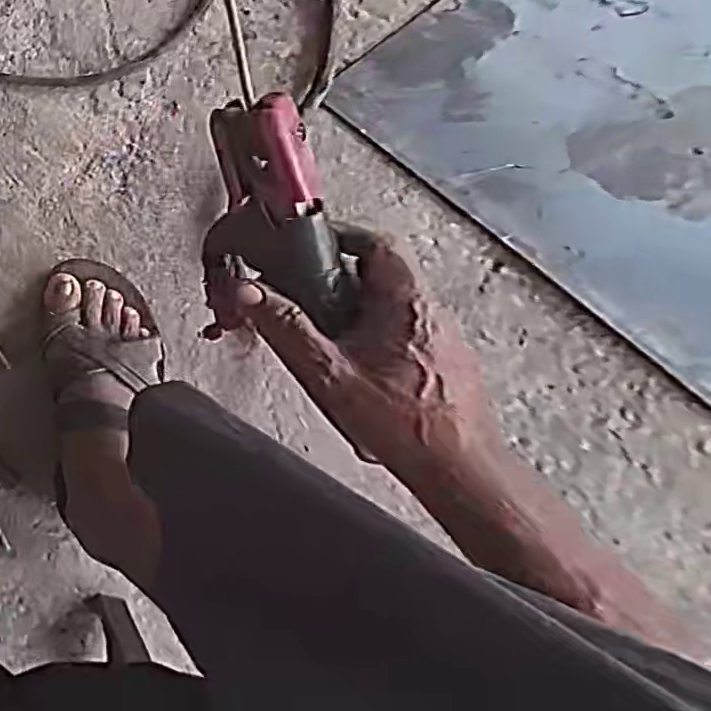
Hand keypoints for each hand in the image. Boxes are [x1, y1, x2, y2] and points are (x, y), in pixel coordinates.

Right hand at [234, 226, 497, 479]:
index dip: (338, 235)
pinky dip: (365, 331)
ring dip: (347, 307)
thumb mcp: (328, 372)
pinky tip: (347, 358)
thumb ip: (284, 326)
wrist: (461, 475)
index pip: (376, 243)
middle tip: (299, 289)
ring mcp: (439, 339)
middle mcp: (430, 315)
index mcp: (407, 306)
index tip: (306, 241)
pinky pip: (396, 328)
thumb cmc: (408, 428)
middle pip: (376, 272)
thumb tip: (250, 293)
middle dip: (332, 277)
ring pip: (385, 302)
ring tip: (318, 330)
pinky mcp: (440, 362)